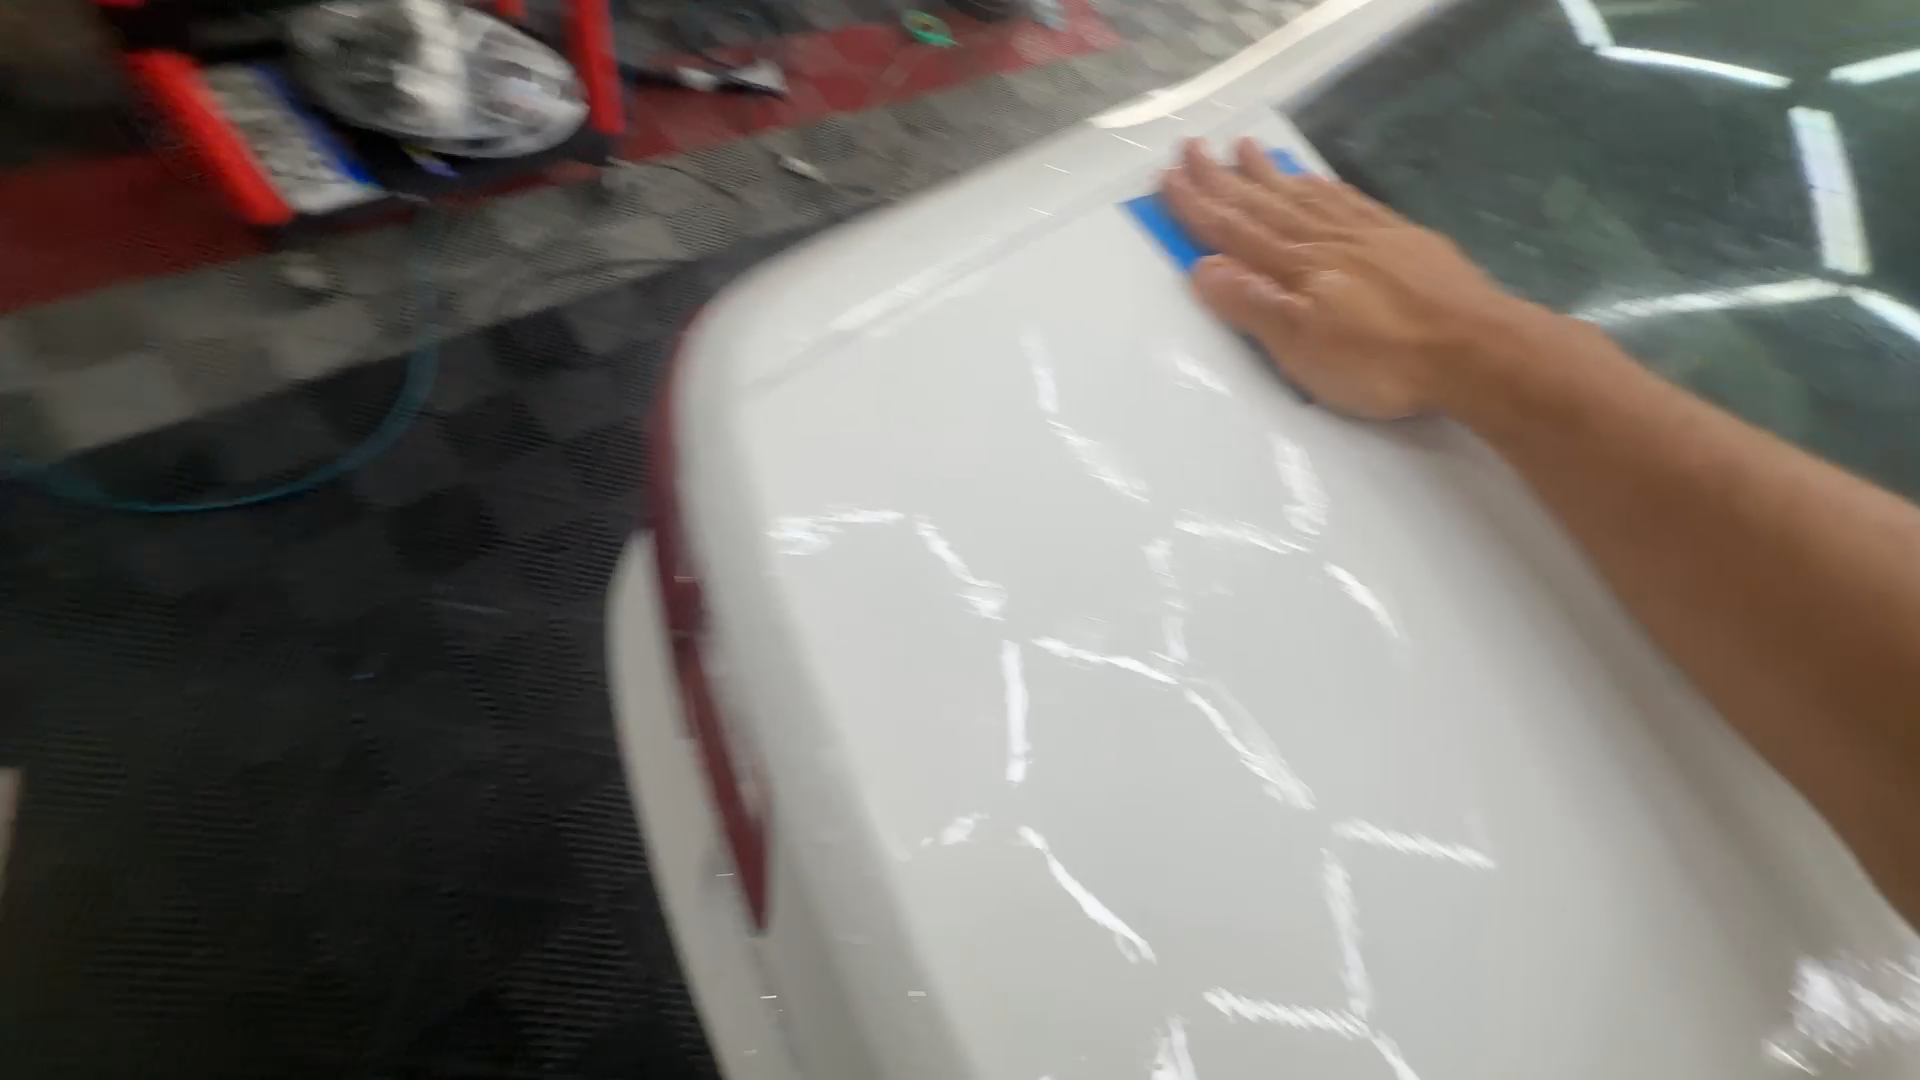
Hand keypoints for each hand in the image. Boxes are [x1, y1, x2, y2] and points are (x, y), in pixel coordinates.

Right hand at [1160, 138, 1533, 418]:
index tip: (1168, 178)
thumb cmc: (1378, 361)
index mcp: (1295, 267)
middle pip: (1262, 204)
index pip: (1233, 230)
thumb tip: (1204, 267)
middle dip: (1221, 178)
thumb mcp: (1300, 346)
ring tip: (1241, 148)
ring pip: (1302, 195)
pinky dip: (1318, 185)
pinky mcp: (1399, 239)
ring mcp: (1364, 235)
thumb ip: (1252, 305)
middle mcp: (1323, 240)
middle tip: (1191, 148)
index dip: (1198, 205)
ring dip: (1266, 173)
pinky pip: (1346, 200)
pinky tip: (1310, 179)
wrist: (1474, 350)